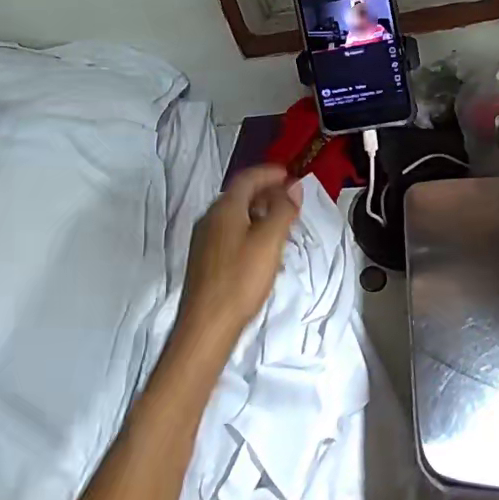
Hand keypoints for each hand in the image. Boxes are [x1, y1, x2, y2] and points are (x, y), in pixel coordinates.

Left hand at [178, 164, 302, 338]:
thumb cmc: (241, 280)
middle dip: (267, 192)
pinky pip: (231, 233)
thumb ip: (283, 210)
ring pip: (236, 215)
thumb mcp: (270, 241)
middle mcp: (210, 219)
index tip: (291, 175)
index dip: (270, 173)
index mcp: (224, 209)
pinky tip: (264, 249)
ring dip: (260, 213)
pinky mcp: (205, 260)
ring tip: (283, 224)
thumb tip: (293, 187)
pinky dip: (250, 230)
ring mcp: (205, 240)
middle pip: (240, 195)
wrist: (207, 326)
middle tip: (291, 199)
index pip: (248, 178)